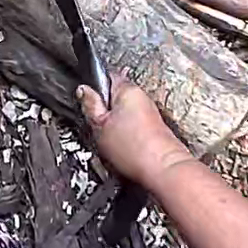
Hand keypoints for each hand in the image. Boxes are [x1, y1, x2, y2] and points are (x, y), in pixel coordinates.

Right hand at [77, 75, 192, 187]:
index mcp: (127, 89)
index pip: (106, 76)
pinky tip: (124, 147)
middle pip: (114, 97)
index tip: (88, 103)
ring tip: (112, 140)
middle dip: (104, 110)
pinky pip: (133, 127)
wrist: (164, 171)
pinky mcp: (155, 129)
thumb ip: (89, 104)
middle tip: (98, 127)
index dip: (93, 89)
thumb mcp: (98, 126)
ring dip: (116, 124)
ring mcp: (150, 113)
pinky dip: (127, 135)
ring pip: (123, 114)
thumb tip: (83, 90)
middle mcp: (141, 97)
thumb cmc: (135, 150)